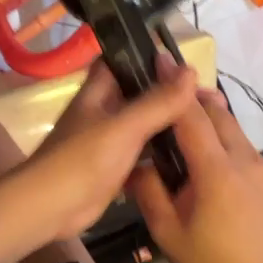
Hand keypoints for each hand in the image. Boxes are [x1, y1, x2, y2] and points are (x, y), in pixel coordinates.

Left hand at [13, 59, 197, 242]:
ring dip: (169, 124)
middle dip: (169, 93)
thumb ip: (156, 101)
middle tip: (211, 97)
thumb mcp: (123, 126)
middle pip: (138, 94)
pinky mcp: (115, 167)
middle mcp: (102, 111)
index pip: (120, 60)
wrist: (51, 207)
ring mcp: (108, 140)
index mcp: (96, 92)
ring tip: (212, 123)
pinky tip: (193, 155)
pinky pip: (143, 153)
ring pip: (144, 125)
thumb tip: (190, 70)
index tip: (184, 60)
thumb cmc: (82, 159)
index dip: (147, 56)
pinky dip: (163, 152)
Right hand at [129, 86, 262, 262]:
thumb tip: (135, 160)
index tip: (157, 59)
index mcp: (216, 171)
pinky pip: (246, 152)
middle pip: (217, 113)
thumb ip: (147, 189)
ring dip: (210, 120)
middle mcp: (246, 161)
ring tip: (184, 124)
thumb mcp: (166, 232)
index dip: (172, 85)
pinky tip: (210, 166)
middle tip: (164, 88)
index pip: (190, 114)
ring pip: (234, 131)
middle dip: (191, 96)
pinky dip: (226, 144)